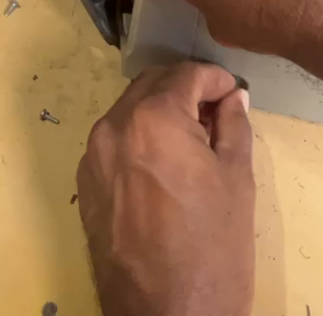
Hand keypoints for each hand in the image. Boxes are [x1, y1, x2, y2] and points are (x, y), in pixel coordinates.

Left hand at [78, 62, 254, 315]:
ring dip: (161, 112)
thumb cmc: (213, 248)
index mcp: (153, 118)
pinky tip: (164, 166)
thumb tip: (232, 97)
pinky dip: (139, 139)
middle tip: (216, 114)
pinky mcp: (86, 186)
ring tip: (192, 142)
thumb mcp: (237, 178)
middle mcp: (114, 127)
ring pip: (131, 111)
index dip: (215, 79)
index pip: (186, 74)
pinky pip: (114, 142)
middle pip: (154, 84)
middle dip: (186, 90)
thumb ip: (234, 124)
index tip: (233, 94)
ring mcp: (93, 157)